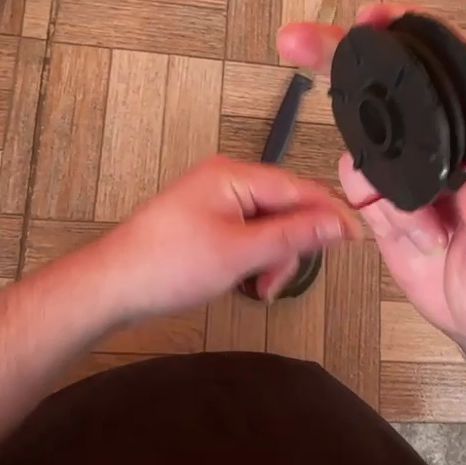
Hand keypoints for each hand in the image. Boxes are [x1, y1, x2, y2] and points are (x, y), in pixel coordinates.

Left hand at [69, 156, 358, 324]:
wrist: (111, 286)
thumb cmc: (164, 265)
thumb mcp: (240, 253)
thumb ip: (293, 235)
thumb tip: (335, 221)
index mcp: (234, 176)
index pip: (298, 188)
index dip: (328, 214)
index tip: (353, 238)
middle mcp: (225, 180)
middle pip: (284, 207)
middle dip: (288, 247)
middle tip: (275, 281)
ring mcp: (214, 200)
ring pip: (266, 224)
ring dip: (270, 257)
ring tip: (256, 288)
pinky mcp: (205, 220)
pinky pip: (246, 233)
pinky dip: (252, 257)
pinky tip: (243, 280)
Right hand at [278, 5, 465, 366]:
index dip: (422, 38)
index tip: (380, 22)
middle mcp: (465, 135)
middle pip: (405, 82)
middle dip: (354, 61)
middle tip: (301, 42)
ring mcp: (425, 162)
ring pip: (373, 131)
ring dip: (378, 172)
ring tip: (427, 229)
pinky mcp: (394, 191)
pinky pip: (362, 180)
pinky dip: (374, 206)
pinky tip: (418, 236)